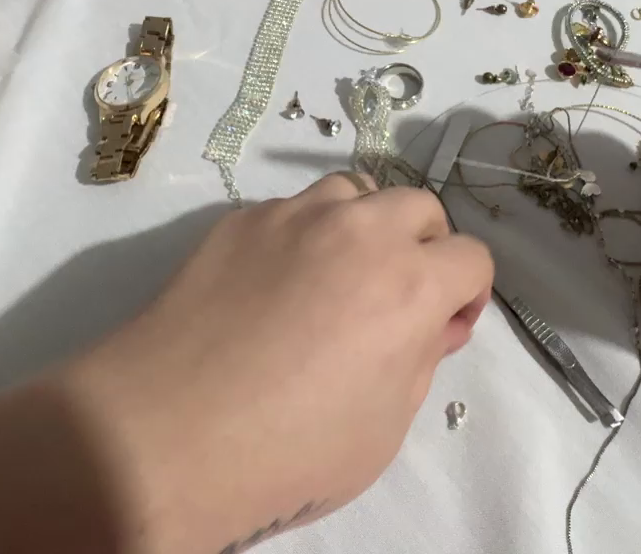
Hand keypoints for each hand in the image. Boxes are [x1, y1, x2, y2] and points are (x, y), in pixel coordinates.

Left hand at [66, 173, 493, 553]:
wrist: (168, 431)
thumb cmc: (289, 449)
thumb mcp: (383, 427)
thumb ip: (421, 359)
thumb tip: (435, 322)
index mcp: (410, 284)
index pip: (472, 257)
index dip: (466, 293)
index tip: (442, 325)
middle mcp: (360, 231)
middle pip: (419, 206)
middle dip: (423, 246)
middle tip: (393, 295)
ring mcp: (296, 215)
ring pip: (355, 191)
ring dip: (363, 224)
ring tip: (336, 273)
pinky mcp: (243, 217)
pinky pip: (293, 209)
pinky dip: (304, 234)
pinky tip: (272, 281)